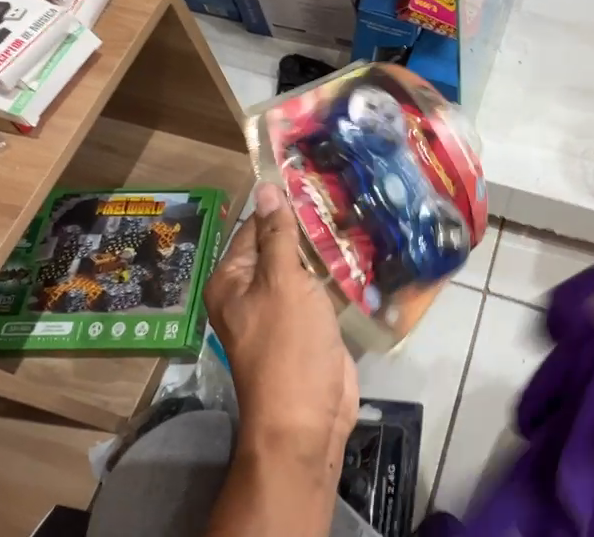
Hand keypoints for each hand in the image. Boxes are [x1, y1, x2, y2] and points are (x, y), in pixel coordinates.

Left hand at [206, 183, 357, 470]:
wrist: (307, 416)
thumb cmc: (287, 344)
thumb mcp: (282, 281)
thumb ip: (278, 234)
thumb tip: (265, 187)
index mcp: (231, 281)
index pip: (254, 228)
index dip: (281, 205)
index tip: (314, 177)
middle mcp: (251, 292)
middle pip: (280, 246)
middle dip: (308, 225)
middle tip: (343, 190)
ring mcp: (282, 310)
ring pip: (304, 267)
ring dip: (326, 248)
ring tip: (357, 213)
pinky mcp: (309, 325)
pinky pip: (321, 289)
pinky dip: (337, 273)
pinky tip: (362, 251)